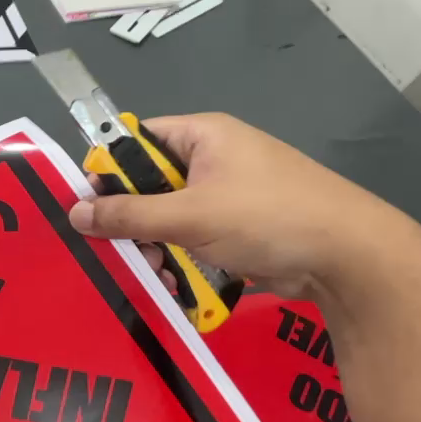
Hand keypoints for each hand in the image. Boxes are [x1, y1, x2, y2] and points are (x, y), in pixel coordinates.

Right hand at [68, 113, 417, 299]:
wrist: (345, 257)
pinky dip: (179, 262)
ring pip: (166, 221)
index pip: (136, 141)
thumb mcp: (187, 216)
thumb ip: (127, 216)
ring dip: (155, 250)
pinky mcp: (234, 230)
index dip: (108, 170)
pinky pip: (189, 241)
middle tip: (127, 250)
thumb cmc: (266, 217)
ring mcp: (225, 197)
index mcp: (203, 137)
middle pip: (148, 187)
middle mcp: (212, 161)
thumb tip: (75, 212)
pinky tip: (178, 284)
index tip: (88, 205)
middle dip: (132, 224)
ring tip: (159, 274)